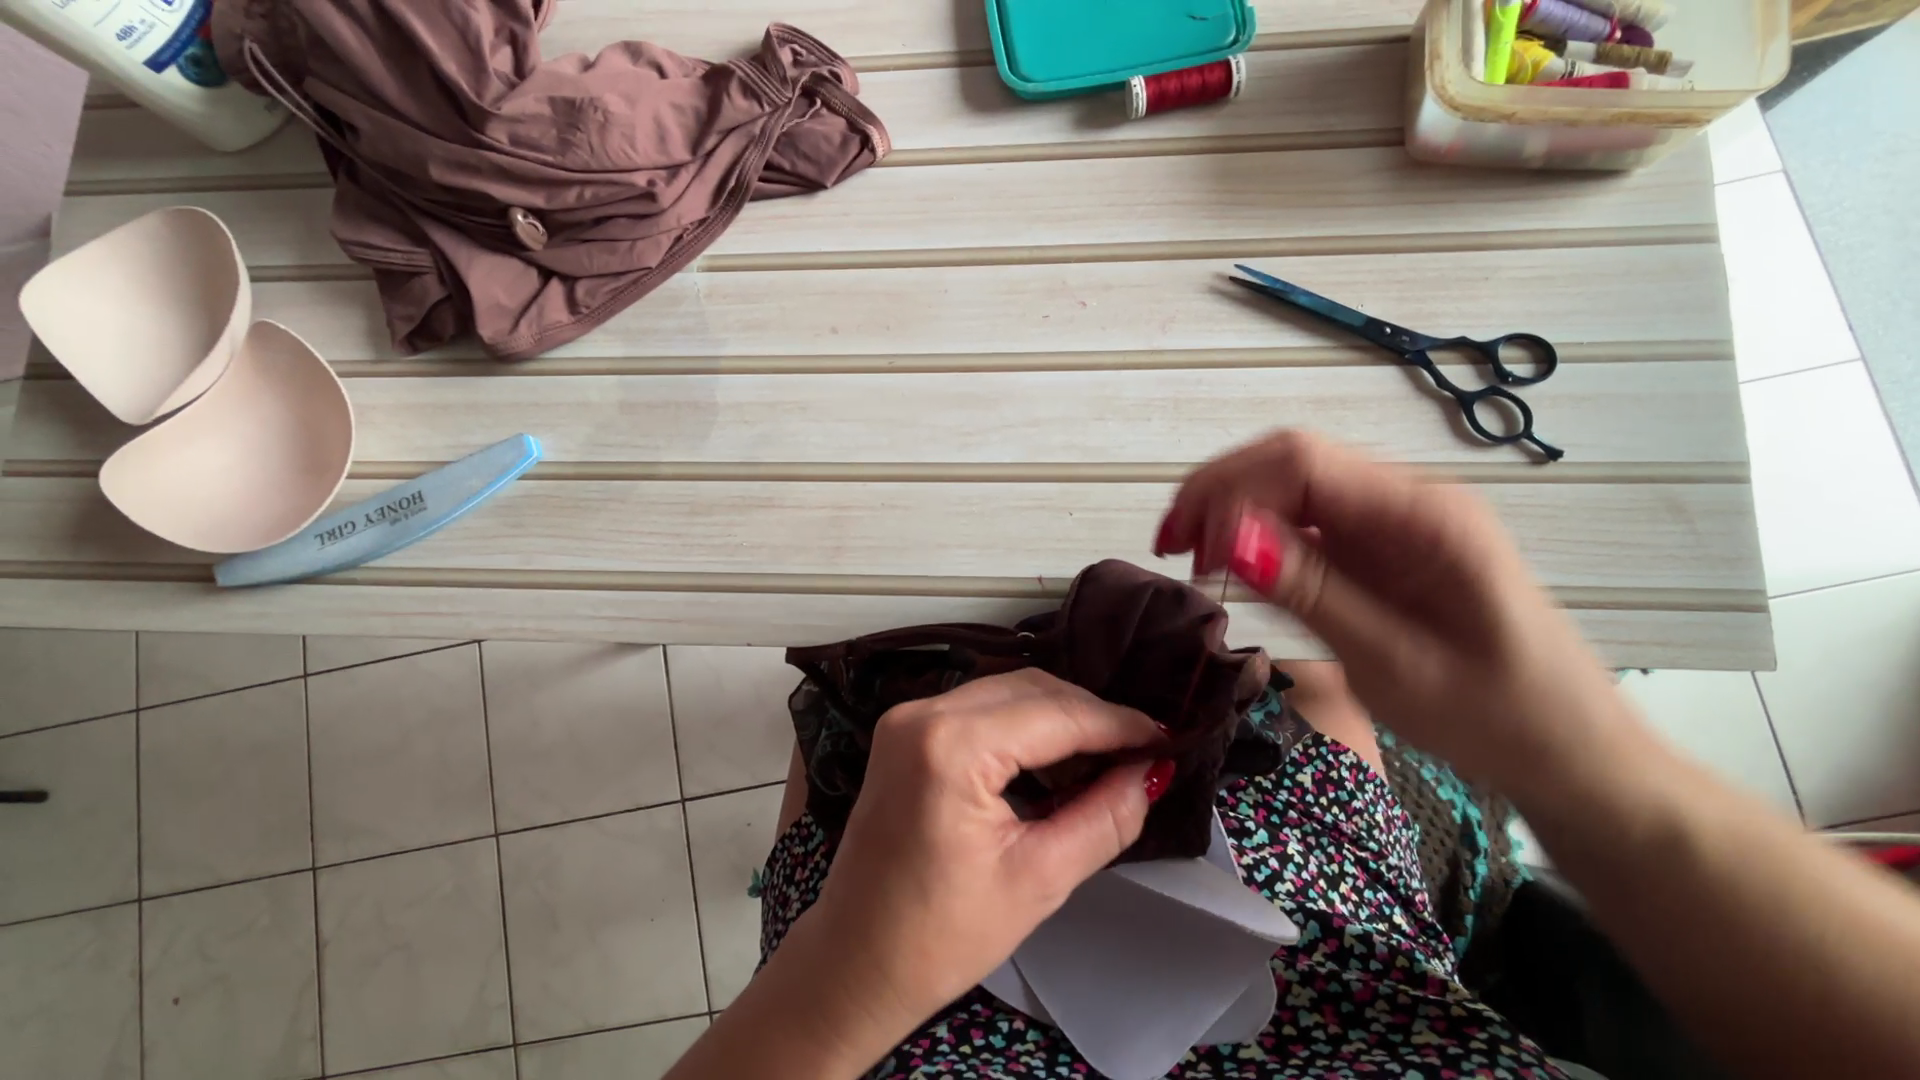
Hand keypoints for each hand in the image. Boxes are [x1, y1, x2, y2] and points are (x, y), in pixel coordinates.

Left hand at [801, 669, 1162, 1030]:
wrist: (854, 961)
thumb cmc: (942, 935)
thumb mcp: (1040, 878)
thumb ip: (1105, 816)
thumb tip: (1152, 771)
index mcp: (951, 745)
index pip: (1057, 714)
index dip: (1119, 724)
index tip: (1168, 739)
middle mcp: (923, 712)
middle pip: (1032, 689)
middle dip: (1091, 717)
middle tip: (1141, 753)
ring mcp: (907, 717)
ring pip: (1007, 692)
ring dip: (1060, 718)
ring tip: (1107, 760)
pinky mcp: (904, 733)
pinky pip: (980, 709)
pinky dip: (1024, 726)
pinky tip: (1055, 761)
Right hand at [1153, 430, 1630, 793]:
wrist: (1574, 751)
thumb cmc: (1496, 717)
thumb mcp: (1395, 663)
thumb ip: (1312, 593)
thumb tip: (1226, 535)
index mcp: (1425, 515)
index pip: (1301, 463)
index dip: (1228, 493)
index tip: (1184, 553)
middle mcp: (1410, 499)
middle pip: (1293, 460)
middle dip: (1219, 492)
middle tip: (1169, 548)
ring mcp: (1400, 520)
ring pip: (1296, 484)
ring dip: (1234, 508)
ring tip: (1189, 557)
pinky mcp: (1389, 546)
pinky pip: (1312, 520)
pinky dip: (1261, 534)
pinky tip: (1235, 565)